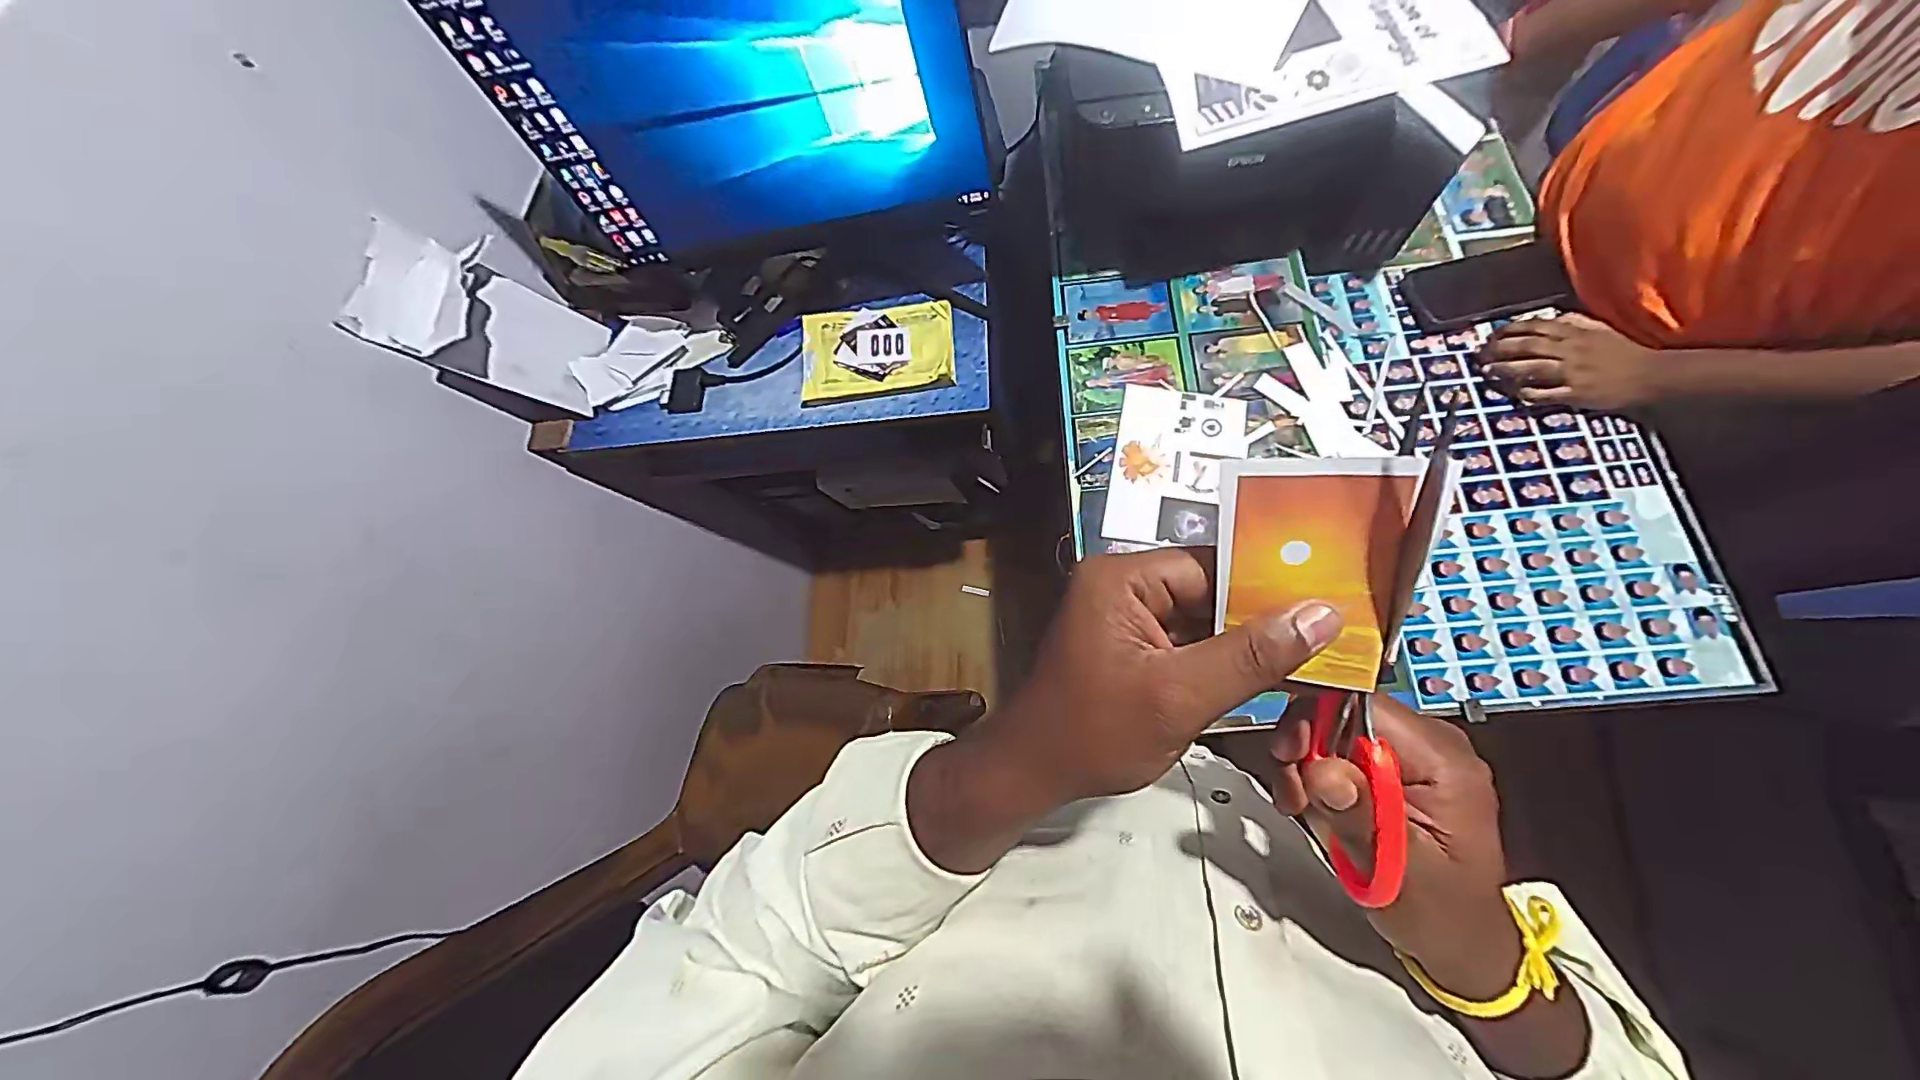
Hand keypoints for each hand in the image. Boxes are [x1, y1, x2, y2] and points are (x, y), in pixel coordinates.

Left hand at [908, 549, 1341, 872]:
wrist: (1033, 774)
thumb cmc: (1091, 734)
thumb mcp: (1177, 696)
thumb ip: (1250, 656)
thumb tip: (1320, 615)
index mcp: (1120, 579)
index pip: (1211, 565)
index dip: (1270, 584)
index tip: (1331, 601)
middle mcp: (1122, 587)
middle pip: (1211, 592)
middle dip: (1264, 620)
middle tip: (1334, 638)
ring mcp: (1126, 619)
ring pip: (1205, 622)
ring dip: (1248, 646)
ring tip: (1315, 659)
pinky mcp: (1133, 649)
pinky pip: (1189, 645)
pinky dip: (1224, 663)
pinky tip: (1270, 680)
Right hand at [1271, 697, 1516, 993]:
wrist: (1459, 941)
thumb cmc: (1444, 914)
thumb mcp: (1401, 872)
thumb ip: (1360, 817)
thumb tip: (1323, 771)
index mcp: (1444, 760)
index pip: (1362, 704)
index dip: (1315, 721)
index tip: (1291, 758)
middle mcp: (1427, 744)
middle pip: (1340, 709)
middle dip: (1304, 746)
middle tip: (1294, 792)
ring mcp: (1404, 752)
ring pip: (1328, 725)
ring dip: (1302, 763)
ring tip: (1301, 804)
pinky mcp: (1383, 764)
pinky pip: (1332, 746)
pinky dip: (1310, 772)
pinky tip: (1311, 803)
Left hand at [1481, 313, 1662, 410]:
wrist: (1654, 375)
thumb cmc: (1624, 353)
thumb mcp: (1600, 332)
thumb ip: (1576, 323)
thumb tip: (1552, 317)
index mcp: (1578, 334)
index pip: (1536, 326)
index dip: (1509, 330)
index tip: (1491, 336)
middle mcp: (1572, 350)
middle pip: (1527, 346)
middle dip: (1499, 349)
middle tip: (1480, 355)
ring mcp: (1573, 372)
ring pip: (1531, 368)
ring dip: (1505, 370)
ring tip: (1487, 372)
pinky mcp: (1576, 393)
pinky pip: (1545, 393)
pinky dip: (1527, 393)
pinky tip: (1515, 393)